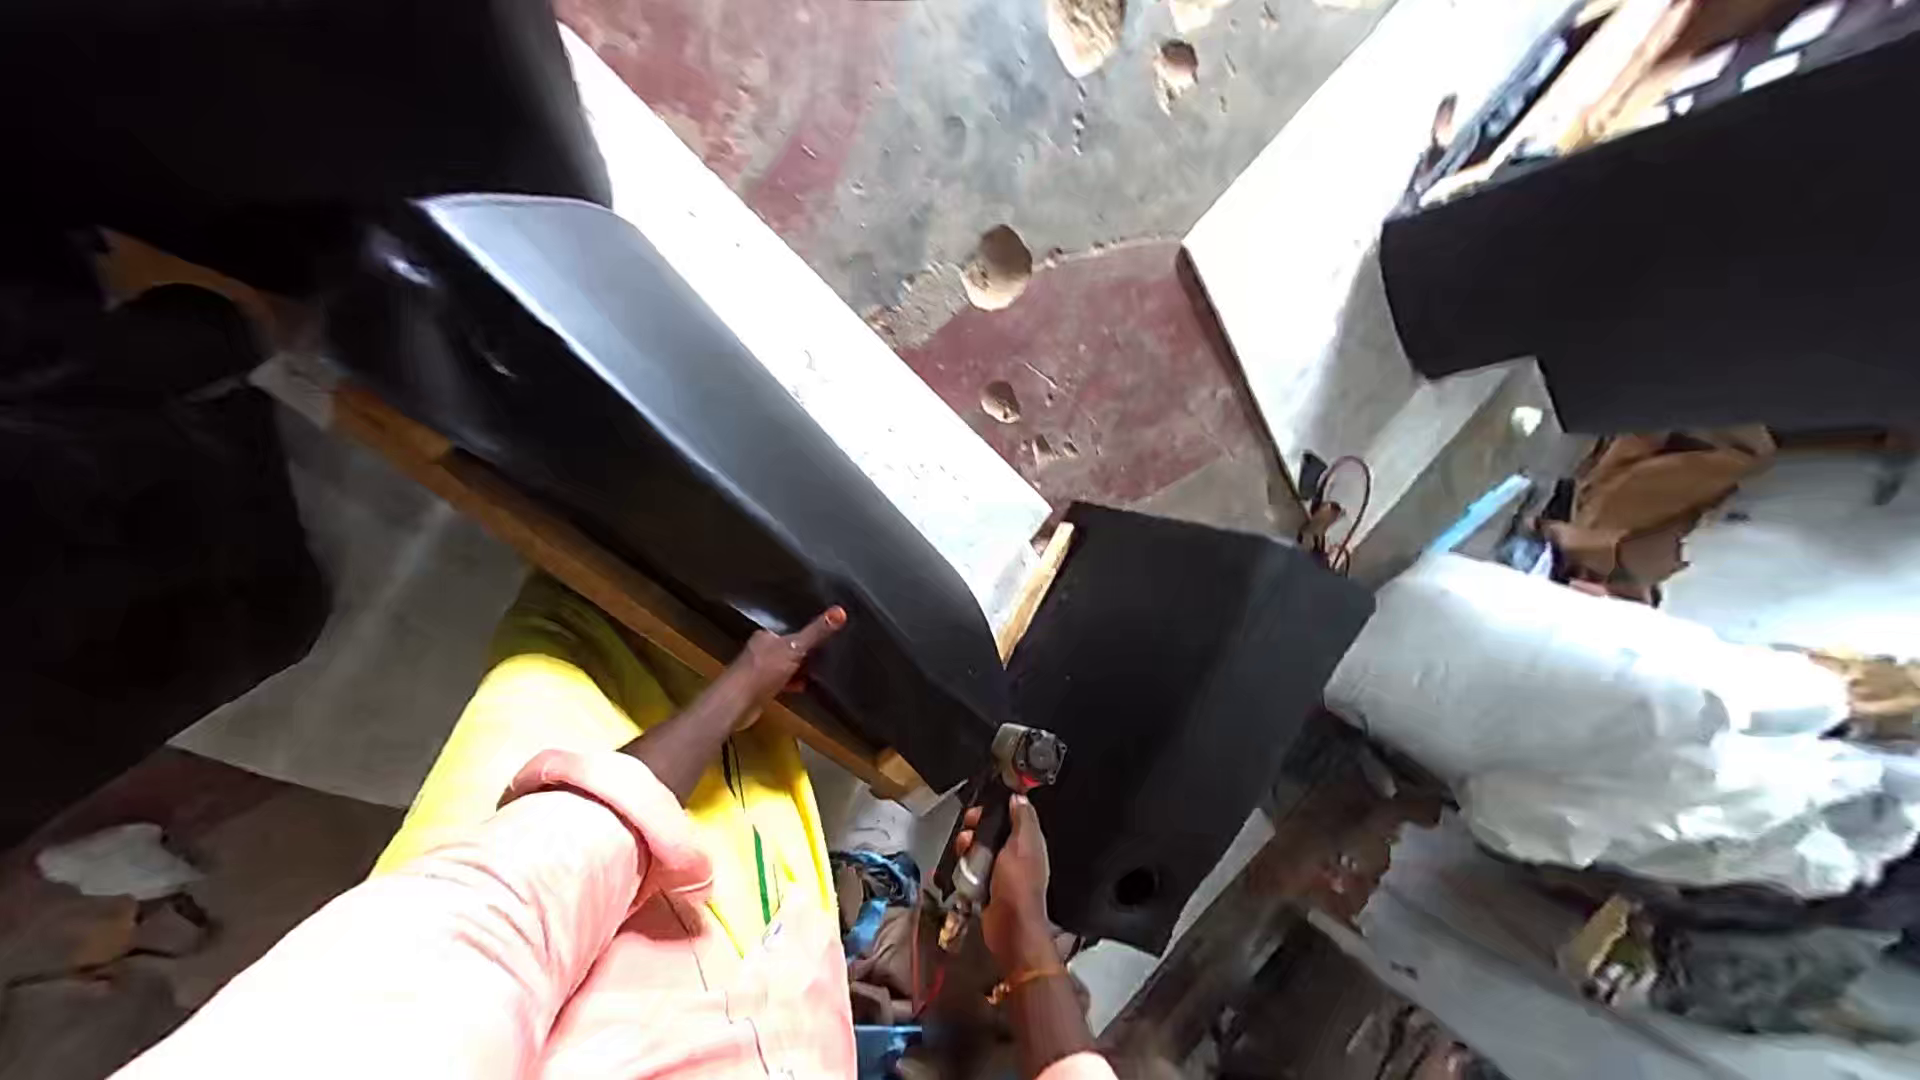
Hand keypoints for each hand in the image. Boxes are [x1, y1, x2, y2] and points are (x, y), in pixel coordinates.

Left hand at [625, 605, 844, 801]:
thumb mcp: (795, 648)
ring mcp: (758, 671)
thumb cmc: (763, 671)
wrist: (737, 704)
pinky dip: (793, 683)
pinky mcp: (759, 690)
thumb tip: (840, 611)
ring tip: (821, 669)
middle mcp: (760, 650)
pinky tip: (805, 687)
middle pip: (786, 648)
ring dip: (798, 668)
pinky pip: (781, 683)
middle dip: (803, 651)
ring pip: (784, 666)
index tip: (824, 634)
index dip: (805, 632)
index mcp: (765, 636)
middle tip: (827, 652)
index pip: (788, 629)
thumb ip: (817, 632)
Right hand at [955, 794, 1056, 974]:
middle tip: (968, 830)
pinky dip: (965, 866)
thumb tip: (1019, 797)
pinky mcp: (986, 886)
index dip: (996, 809)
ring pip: (979, 849)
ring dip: (968, 846)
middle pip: (992, 831)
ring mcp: (1000, 871)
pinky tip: (963, 867)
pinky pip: (972, 868)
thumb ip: (1022, 818)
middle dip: (977, 827)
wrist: (1009, 930)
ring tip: (964, 849)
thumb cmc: (1018, 886)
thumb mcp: (1023, 844)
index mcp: (1029, 842)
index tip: (981, 808)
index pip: (1012, 815)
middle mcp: (1016, 855)